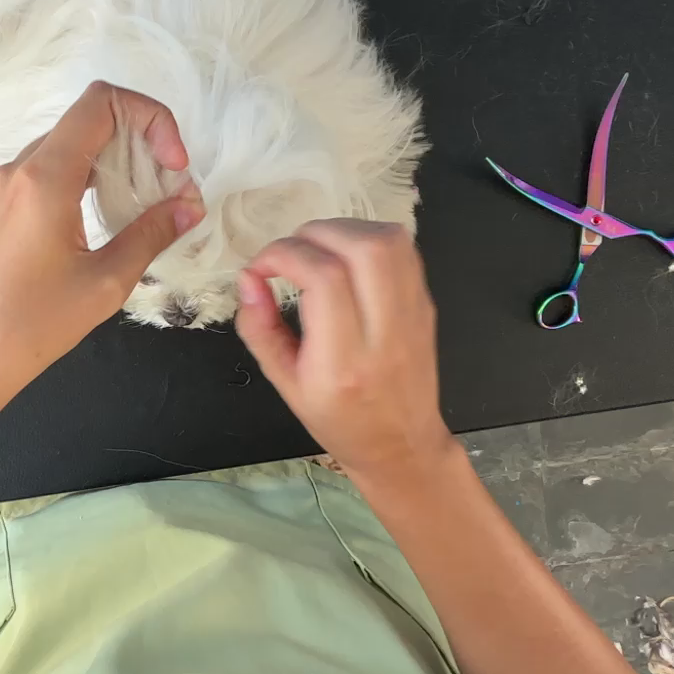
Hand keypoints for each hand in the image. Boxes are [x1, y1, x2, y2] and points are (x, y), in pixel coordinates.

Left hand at [0, 81, 203, 424]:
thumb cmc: (32, 327)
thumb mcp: (104, 283)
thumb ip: (151, 234)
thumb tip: (190, 205)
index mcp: (45, 177)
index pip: (102, 101)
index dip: (151, 118)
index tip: (173, 166)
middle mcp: (18, 170)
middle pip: (87, 122)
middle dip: (138, 145)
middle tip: (166, 193)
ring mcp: (1, 189)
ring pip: (67, 149)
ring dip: (110, 166)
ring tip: (138, 211)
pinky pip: (45, 175)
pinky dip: (82, 183)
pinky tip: (98, 224)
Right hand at [235, 220, 455, 483]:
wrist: (401, 444)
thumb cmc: (335, 419)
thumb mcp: (282, 381)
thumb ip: (259, 328)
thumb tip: (247, 278)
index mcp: (343, 362)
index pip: (323, 279)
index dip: (284, 256)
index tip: (260, 268)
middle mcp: (385, 333)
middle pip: (363, 249)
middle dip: (314, 233)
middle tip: (288, 253)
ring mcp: (414, 314)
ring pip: (389, 241)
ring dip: (343, 229)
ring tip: (314, 249)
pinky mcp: (426, 303)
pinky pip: (403, 250)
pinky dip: (366, 238)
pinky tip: (343, 257)